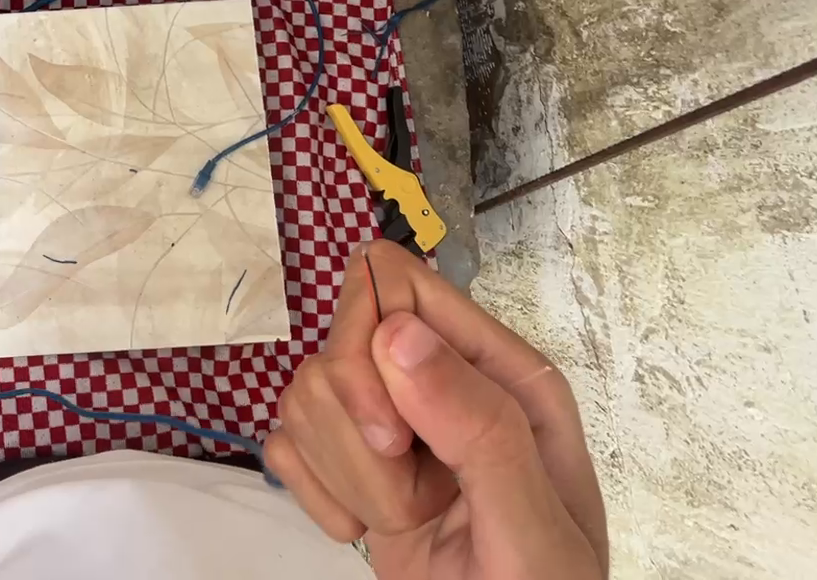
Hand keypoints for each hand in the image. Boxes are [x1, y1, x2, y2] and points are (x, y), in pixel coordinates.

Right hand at [265, 240, 607, 579]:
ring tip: (404, 519)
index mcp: (494, 369)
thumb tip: (395, 330)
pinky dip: (314, 492)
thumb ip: (480, 429)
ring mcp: (381, 415)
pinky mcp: (337, 455)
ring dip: (343, 472)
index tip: (387, 430)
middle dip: (356, 429)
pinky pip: (282, 437)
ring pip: (303, 390)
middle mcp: (433, 376)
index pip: (392, 281)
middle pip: (337, 340)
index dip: (366, 341)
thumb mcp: (534, 534)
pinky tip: (362, 527)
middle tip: (409, 492)